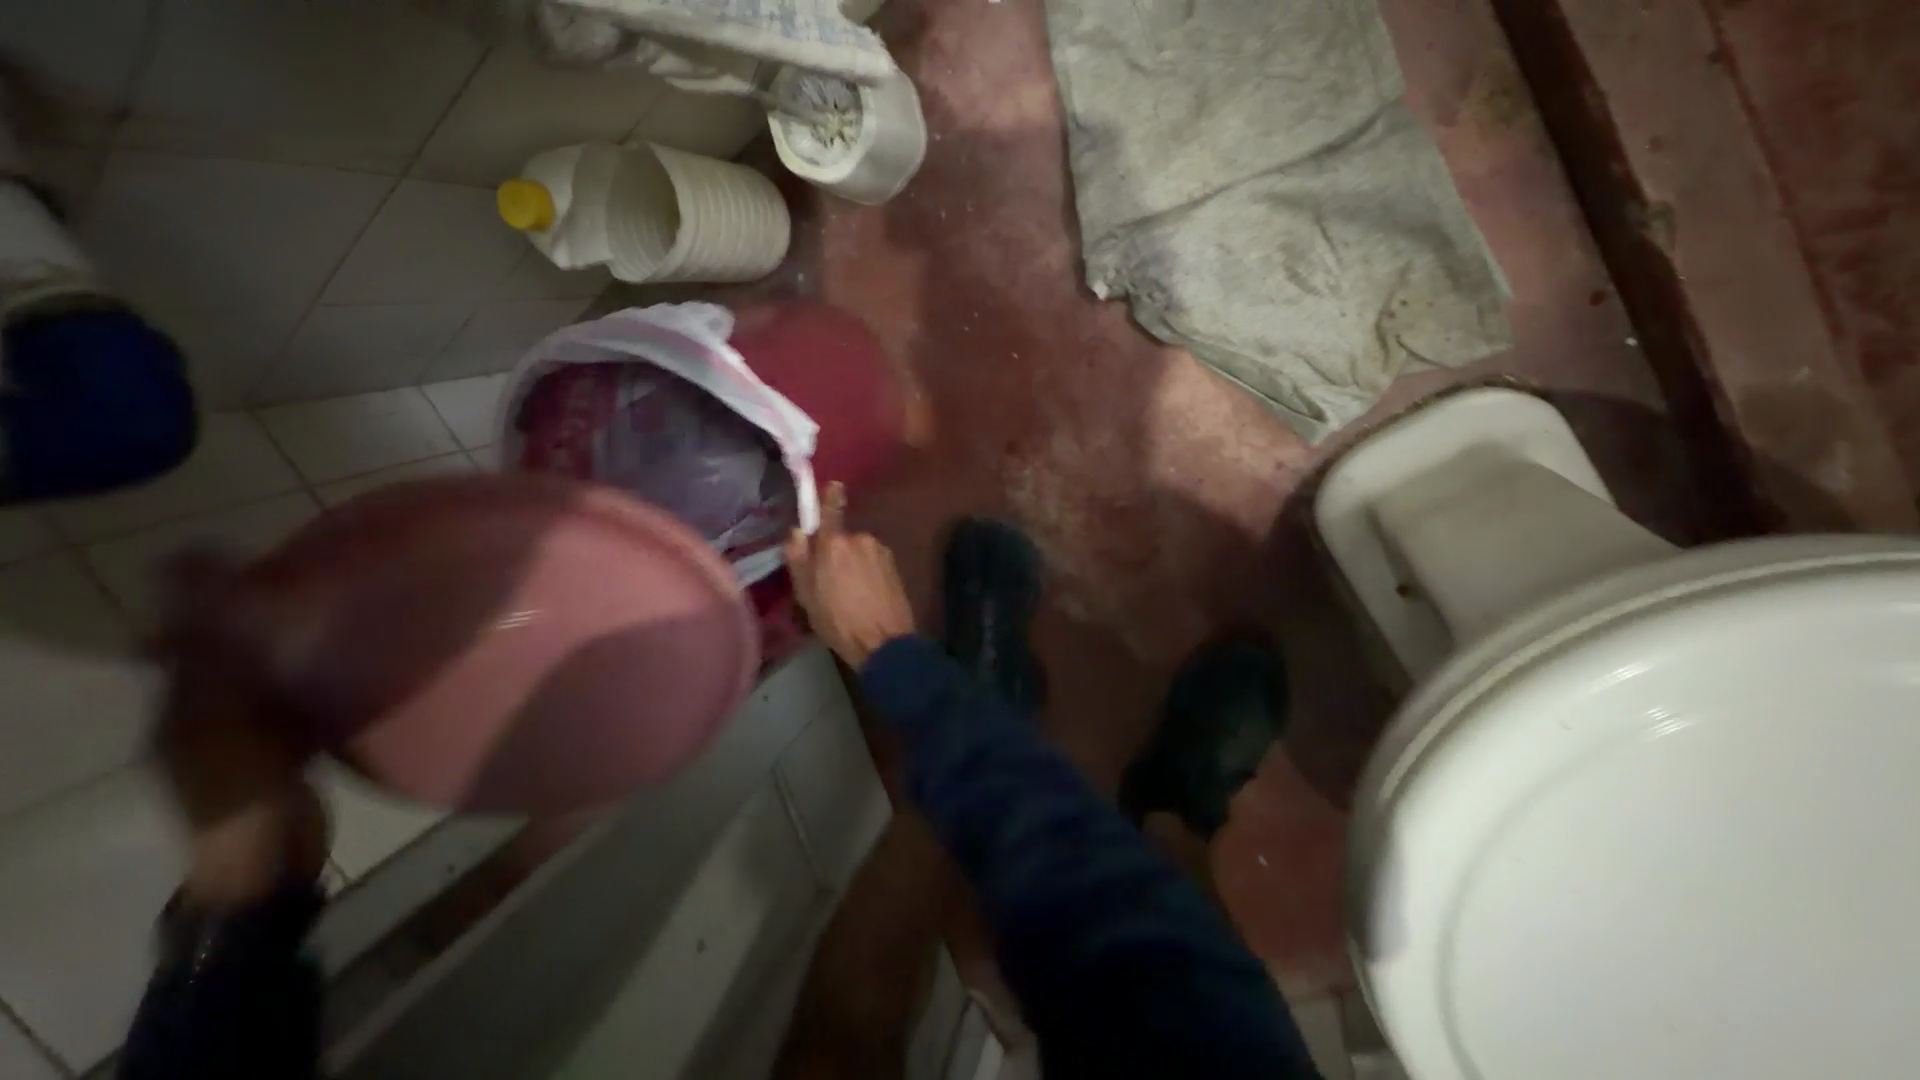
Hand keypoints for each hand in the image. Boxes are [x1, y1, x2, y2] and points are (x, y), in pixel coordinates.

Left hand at [153, 554, 328, 910]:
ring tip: (331, 610)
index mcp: (178, 706)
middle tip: (302, 579)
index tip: (243, 555)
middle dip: (252, 615)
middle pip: (222, 651)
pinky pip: (292, 701)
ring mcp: (242, 737)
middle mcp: (202, 715)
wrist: (266, 866)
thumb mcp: (223, 720)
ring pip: (260, 675)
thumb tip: (194, 580)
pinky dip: (311, 679)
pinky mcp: (280, 753)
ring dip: (285, 645)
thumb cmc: (242, 792)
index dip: (203, 595)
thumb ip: (215, 653)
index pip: (182, 634)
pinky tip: (347, 667)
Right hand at [784, 483, 916, 669]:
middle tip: (827, 580)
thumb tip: (797, 532)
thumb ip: (798, 558)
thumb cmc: (837, 621)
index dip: (829, 496)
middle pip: (842, 537)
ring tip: (848, 593)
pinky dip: (867, 572)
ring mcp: (881, 551)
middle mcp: (860, 539)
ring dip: (852, 563)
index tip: (833, 485)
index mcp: (834, 543)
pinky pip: (873, 562)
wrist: (884, 642)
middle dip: (835, 551)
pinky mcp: (895, 566)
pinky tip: (865, 595)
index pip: (831, 509)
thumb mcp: (806, 594)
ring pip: (859, 551)